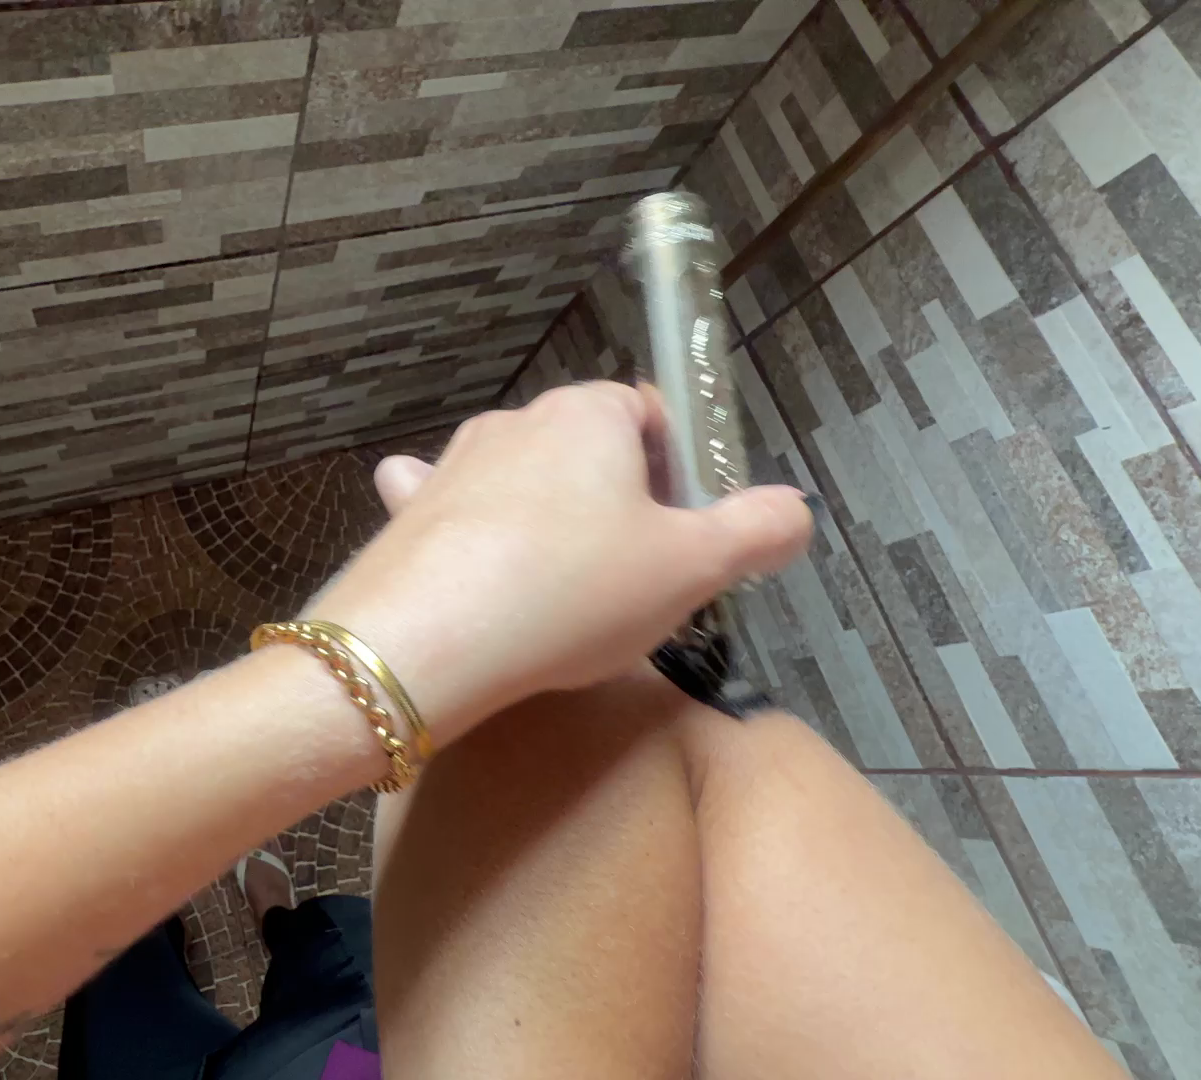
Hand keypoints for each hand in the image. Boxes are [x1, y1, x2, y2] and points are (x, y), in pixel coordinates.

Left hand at [305, 381, 811, 746]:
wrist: (433, 636)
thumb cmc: (574, 589)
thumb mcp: (692, 567)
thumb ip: (758, 529)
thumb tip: (792, 509)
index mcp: (586, 414)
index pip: (648, 414)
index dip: (676, 468)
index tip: (680, 530)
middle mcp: (514, 420)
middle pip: (582, 447)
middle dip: (611, 497)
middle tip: (624, 573)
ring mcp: (451, 461)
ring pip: (516, 474)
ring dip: (540, 511)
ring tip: (552, 582)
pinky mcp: (408, 507)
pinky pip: (439, 496)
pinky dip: (458, 514)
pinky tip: (464, 548)